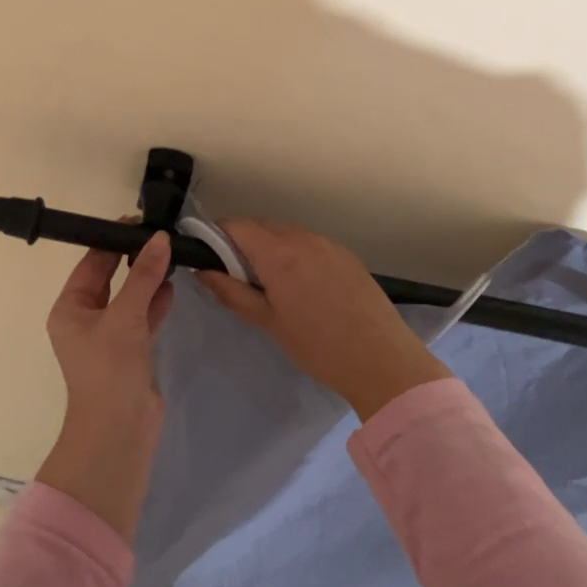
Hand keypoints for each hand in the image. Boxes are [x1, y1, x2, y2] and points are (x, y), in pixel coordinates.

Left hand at [35, 230, 174, 542]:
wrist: (119, 432)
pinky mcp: (131, 353)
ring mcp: (108, 338)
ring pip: (129, 298)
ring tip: (173, 255)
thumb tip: (159, 238)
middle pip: (110, 278)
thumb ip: (143, 276)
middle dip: (134, 259)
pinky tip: (173, 286)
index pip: (91, 263)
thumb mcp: (125, 316)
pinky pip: (142, 318)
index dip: (113, 241)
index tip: (141, 222)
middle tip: (162, 235)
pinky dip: (155, 303)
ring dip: (148, 279)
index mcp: (69, 308)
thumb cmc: (110, 369)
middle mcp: (84, 320)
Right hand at [198, 219, 451, 420]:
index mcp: (278, 253)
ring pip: (285, 233)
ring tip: (271, 286)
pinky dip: (295, 254)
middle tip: (238, 278)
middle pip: (260, 226)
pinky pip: (309, 243)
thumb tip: (203, 270)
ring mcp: (328, 244)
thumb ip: (231, 292)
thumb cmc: (318, 346)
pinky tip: (302, 287)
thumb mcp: (267, 322)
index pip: (235, 225)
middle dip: (242, 243)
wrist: (382, 361)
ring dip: (269, 248)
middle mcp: (303, 238)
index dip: (216, 237)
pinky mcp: (347, 255)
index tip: (211, 260)